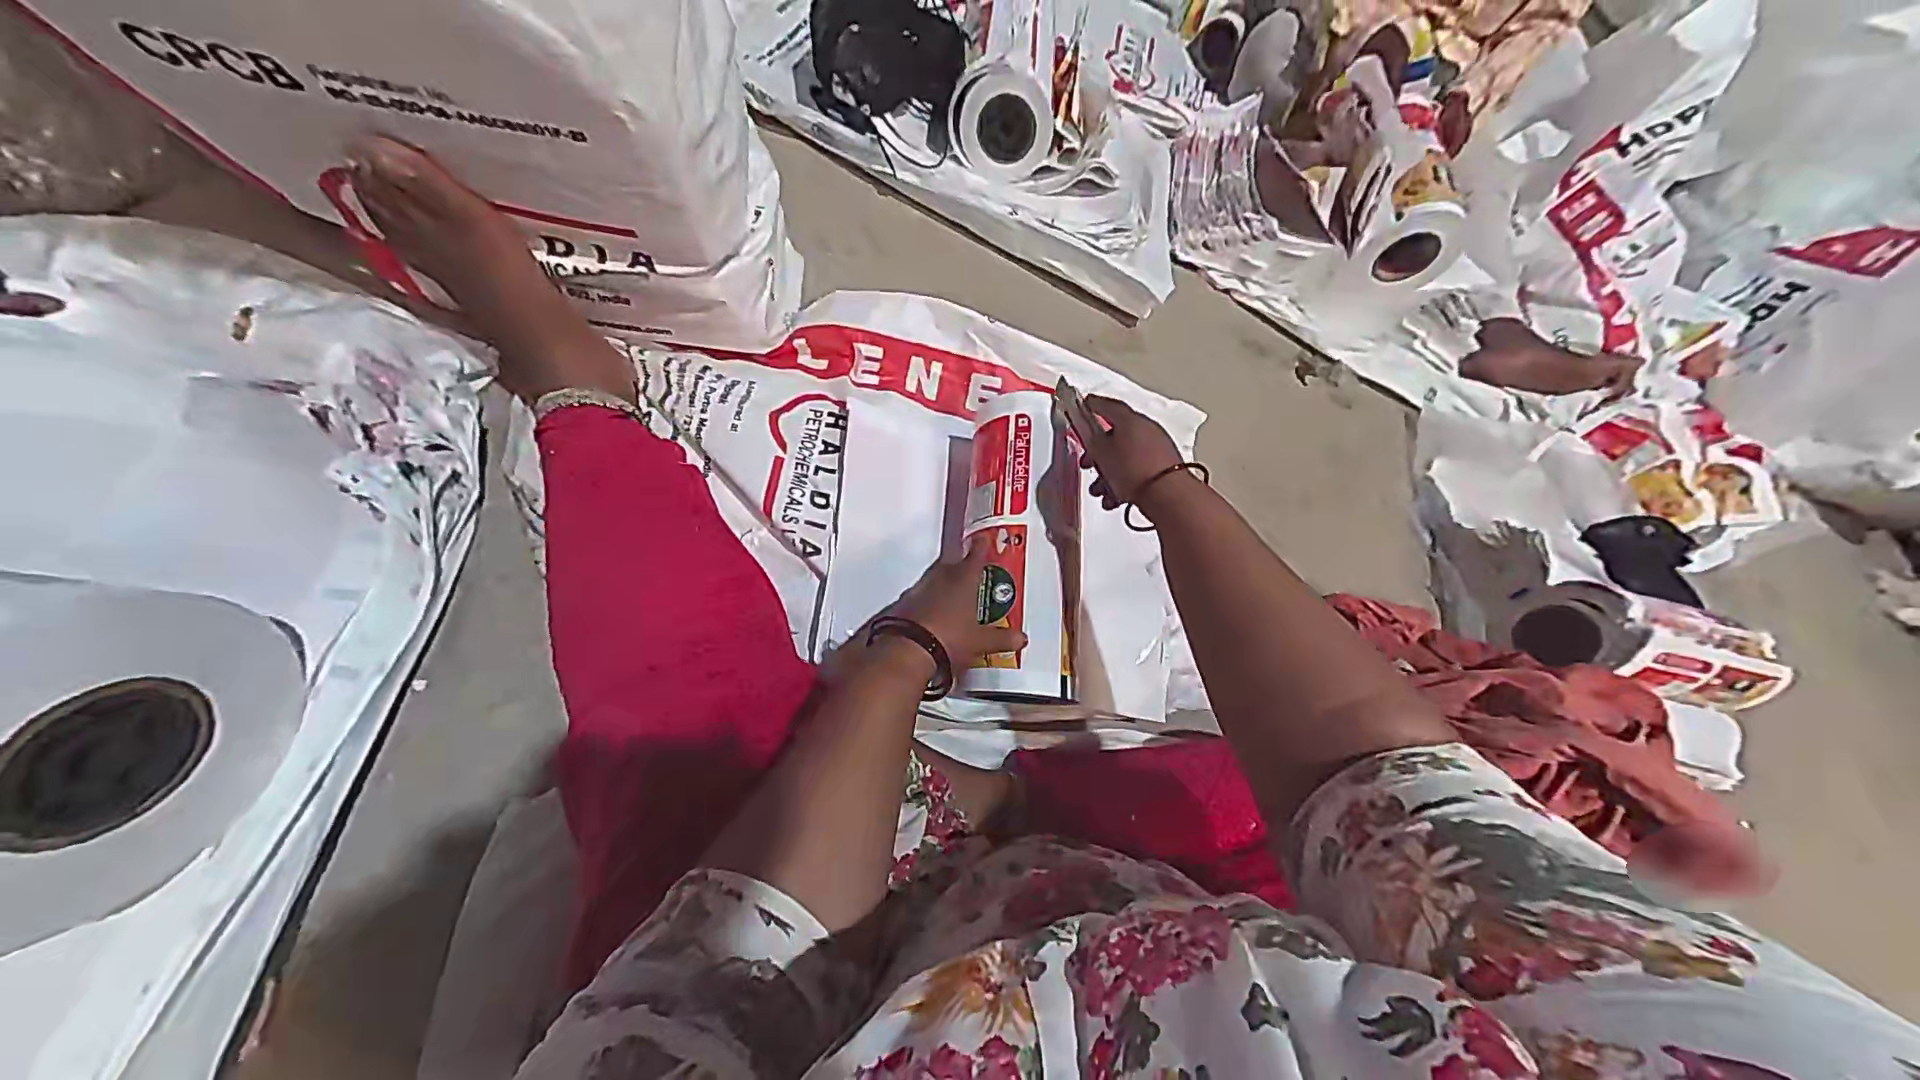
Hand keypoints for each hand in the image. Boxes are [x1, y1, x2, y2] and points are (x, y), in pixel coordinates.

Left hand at [888, 543, 1027, 669]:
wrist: (907, 652)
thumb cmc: (947, 639)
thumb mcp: (980, 642)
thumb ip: (1001, 638)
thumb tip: (1019, 638)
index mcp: (962, 581)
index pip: (975, 556)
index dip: (981, 547)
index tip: (983, 539)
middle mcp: (939, 580)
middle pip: (951, 565)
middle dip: (960, 567)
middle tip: (969, 572)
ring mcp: (917, 591)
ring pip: (932, 580)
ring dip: (941, 585)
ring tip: (951, 597)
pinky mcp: (901, 605)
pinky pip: (916, 597)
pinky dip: (924, 602)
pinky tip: (929, 615)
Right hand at [1076, 395, 1184, 512]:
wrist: (1165, 494)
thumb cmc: (1135, 470)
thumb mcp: (1101, 452)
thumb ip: (1093, 440)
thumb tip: (1092, 437)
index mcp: (1131, 419)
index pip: (1108, 406)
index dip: (1093, 405)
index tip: (1086, 405)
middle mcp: (1147, 430)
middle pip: (1116, 435)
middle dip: (1099, 452)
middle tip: (1088, 461)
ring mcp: (1157, 449)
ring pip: (1125, 457)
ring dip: (1109, 472)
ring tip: (1100, 489)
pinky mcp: (1163, 468)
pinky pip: (1137, 470)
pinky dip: (1124, 481)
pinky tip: (1115, 497)